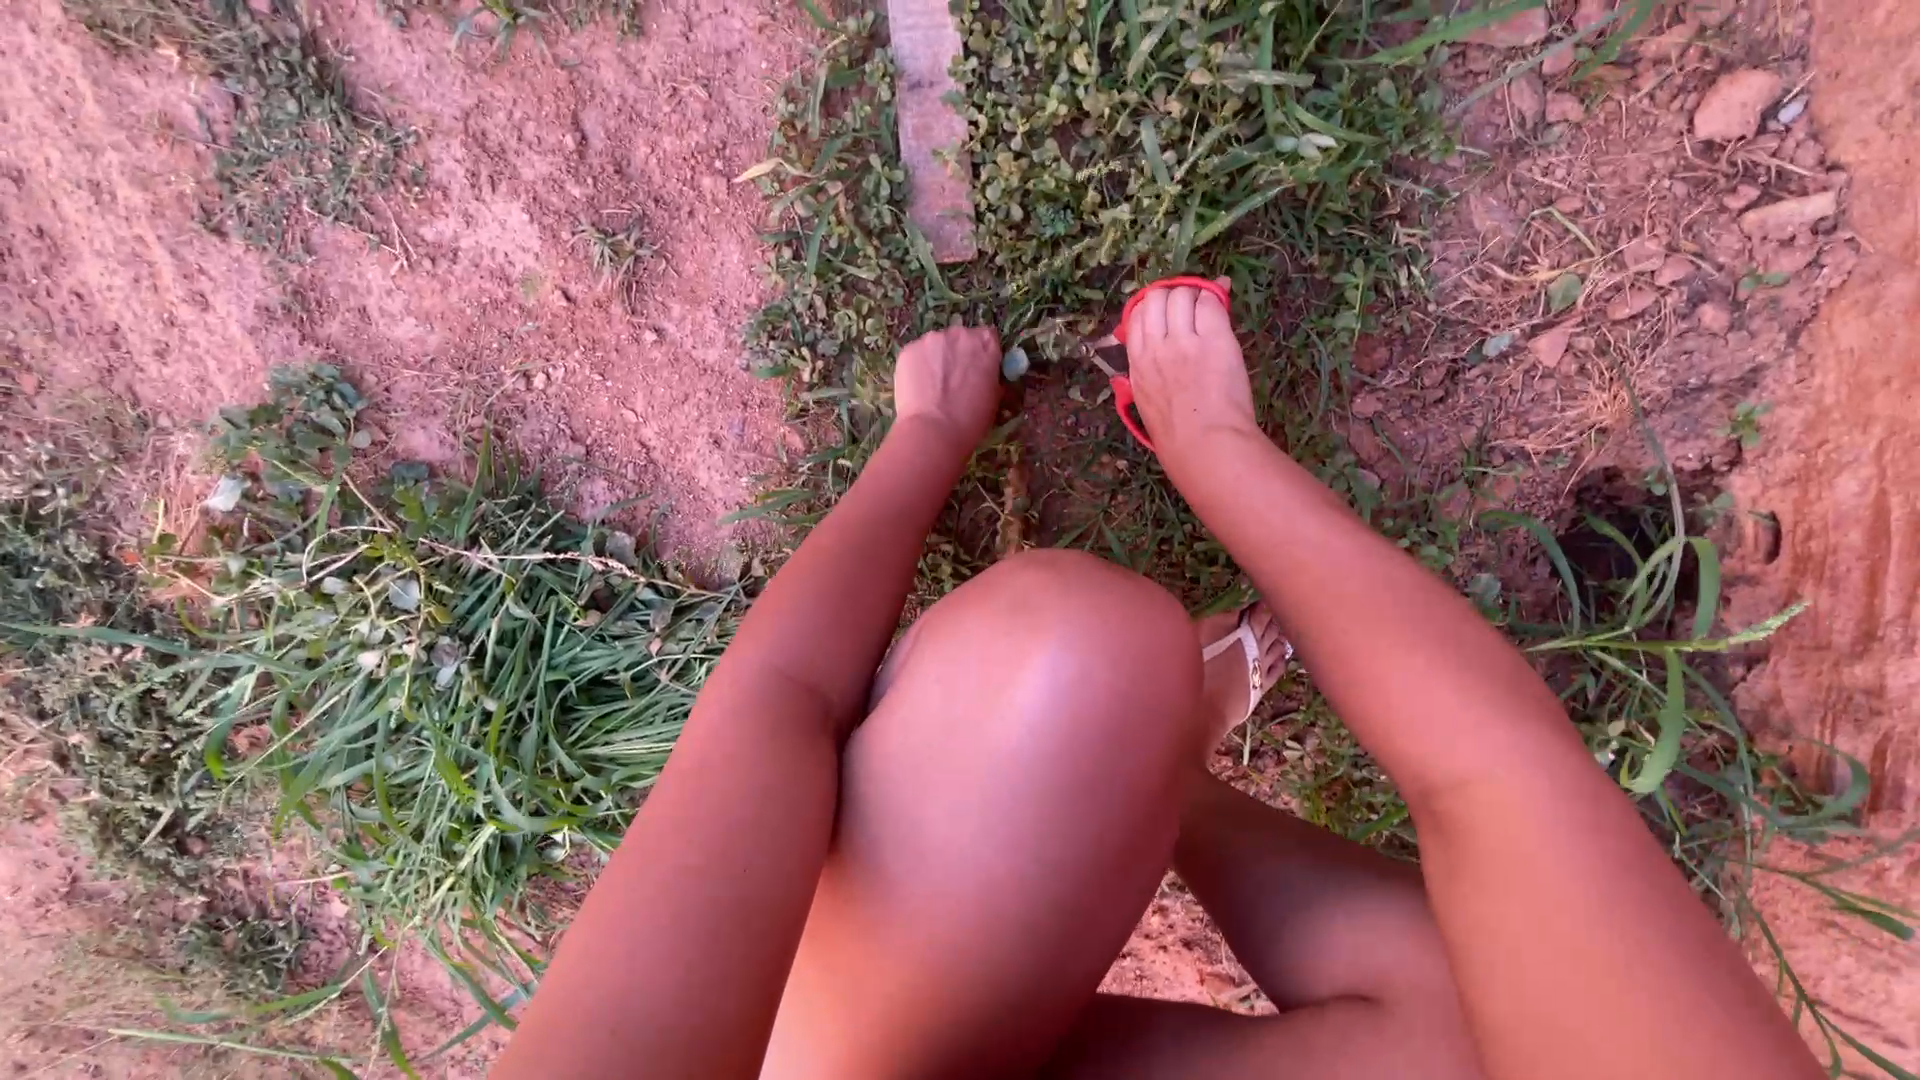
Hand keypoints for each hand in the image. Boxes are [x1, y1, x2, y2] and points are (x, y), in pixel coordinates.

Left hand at [892, 324, 1002, 456]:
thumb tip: (986, 376)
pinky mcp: (908, 350)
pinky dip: (917, 367)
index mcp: (986, 342)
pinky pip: (916, 355)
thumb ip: (992, 377)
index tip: (977, 370)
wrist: (933, 432)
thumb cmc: (971, 420)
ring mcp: (931, 339)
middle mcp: (959, 333)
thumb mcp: (995, 398)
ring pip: (935, 346)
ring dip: (936, 360)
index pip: (987, 338)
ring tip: (933, 387)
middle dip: (957, 355)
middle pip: (959, 338)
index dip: (982, 355)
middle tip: (953, 381)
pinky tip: (918, 389)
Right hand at [1123, 281, 1259, 464]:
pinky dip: (1215, 302)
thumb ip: (1144, 374)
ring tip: (1206, 312)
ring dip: (1195, 297)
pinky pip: (1210, 304)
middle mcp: (1156, 346)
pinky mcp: (1215, 339)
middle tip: (1189, 310)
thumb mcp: (1145, 403)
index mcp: (1136, 363)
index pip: (1135, 316)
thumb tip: (1146, 356)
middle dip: (1173, 298)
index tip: (1166, 316)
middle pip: (1157, 298)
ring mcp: (1184, 340)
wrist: (1204, 444)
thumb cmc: (1176, 435)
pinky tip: (1221, 313)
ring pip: (1183, 295)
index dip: (1151, 310)